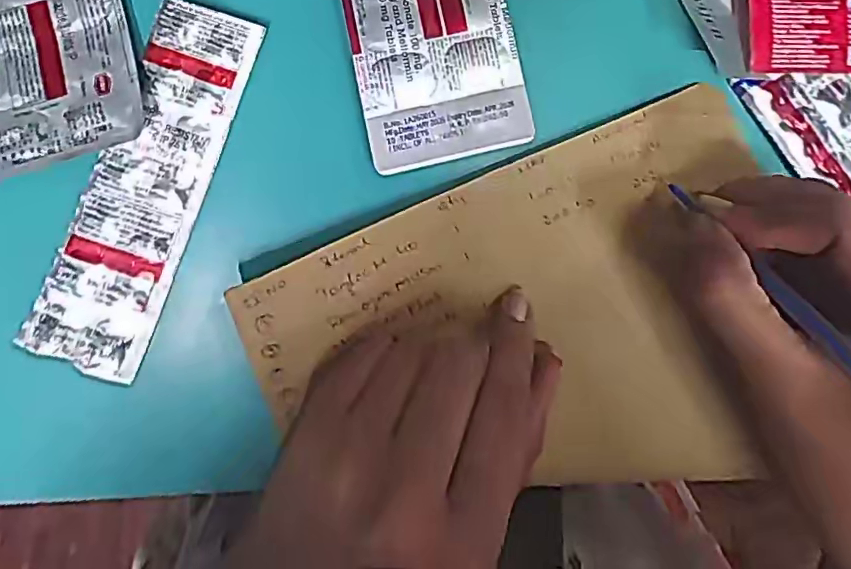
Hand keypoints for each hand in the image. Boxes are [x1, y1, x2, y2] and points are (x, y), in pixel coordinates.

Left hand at [225, 287, 561, 568]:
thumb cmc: (405, 566)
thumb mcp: (475, 537)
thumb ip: (516, 453)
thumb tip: (543, 362)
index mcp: (462, 536)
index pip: (502, 410)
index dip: (515, 348)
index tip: (516, 308)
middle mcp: (404, 493)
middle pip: (456, 366)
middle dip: (474, 342)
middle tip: (476, 339)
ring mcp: (348, 456)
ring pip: (408, 349)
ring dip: (429, 344)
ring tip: (430, 366)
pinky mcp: (307, 432)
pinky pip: (360, 352)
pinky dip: (383, 345)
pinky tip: (391, 358)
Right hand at [659, 176, 850, 568]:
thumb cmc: (843, 477)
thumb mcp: (781, 388)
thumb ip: (732, 302)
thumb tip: (690, 222)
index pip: (846, 227)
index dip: (767, 214)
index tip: (703, 224)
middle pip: (835, 221)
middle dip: (758, 215)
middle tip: (697, 224)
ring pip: (820, 233)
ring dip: (758, 230)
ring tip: (709, 242)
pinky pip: (815, 259)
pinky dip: (766, 254)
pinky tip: (737, 267)